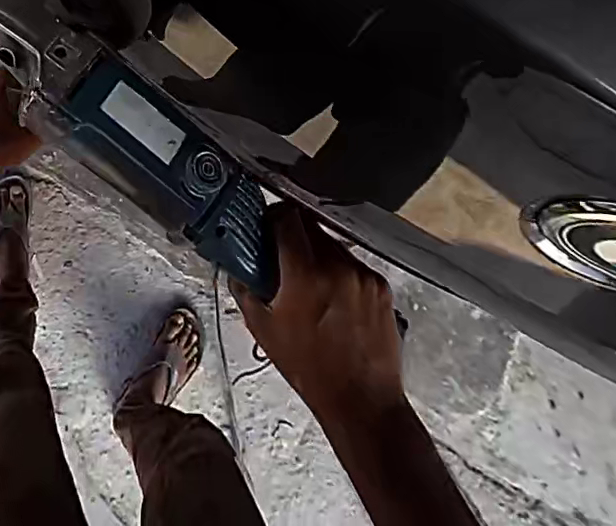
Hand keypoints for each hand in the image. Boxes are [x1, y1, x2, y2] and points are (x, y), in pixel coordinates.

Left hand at [0, 69, 41, 181]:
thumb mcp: (27, 139)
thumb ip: (41, 130)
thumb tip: (54, 127)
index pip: (2, 72)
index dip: (16, 74)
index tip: (28, 79)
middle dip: (14, 93)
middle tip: (28, 99)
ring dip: (5, 108)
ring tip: (21, 118)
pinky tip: (8, 134)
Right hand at [232, 202, 405, 422]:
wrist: (363, 402)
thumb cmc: (310, 368)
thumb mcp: (263, 328)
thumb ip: (244, 290)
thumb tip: (235, 269)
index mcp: (305, 274)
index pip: (287, 218)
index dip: (272, 214)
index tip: (264, 222)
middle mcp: (337, 267)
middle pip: (310, 224)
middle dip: (291, 230)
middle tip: (278, 247)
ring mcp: (363, 276)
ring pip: (331, 242)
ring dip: (314, 248)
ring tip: (304, 273)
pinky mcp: (381, 287)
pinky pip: (352, 262)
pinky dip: (336, 267)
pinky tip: (329, 290)